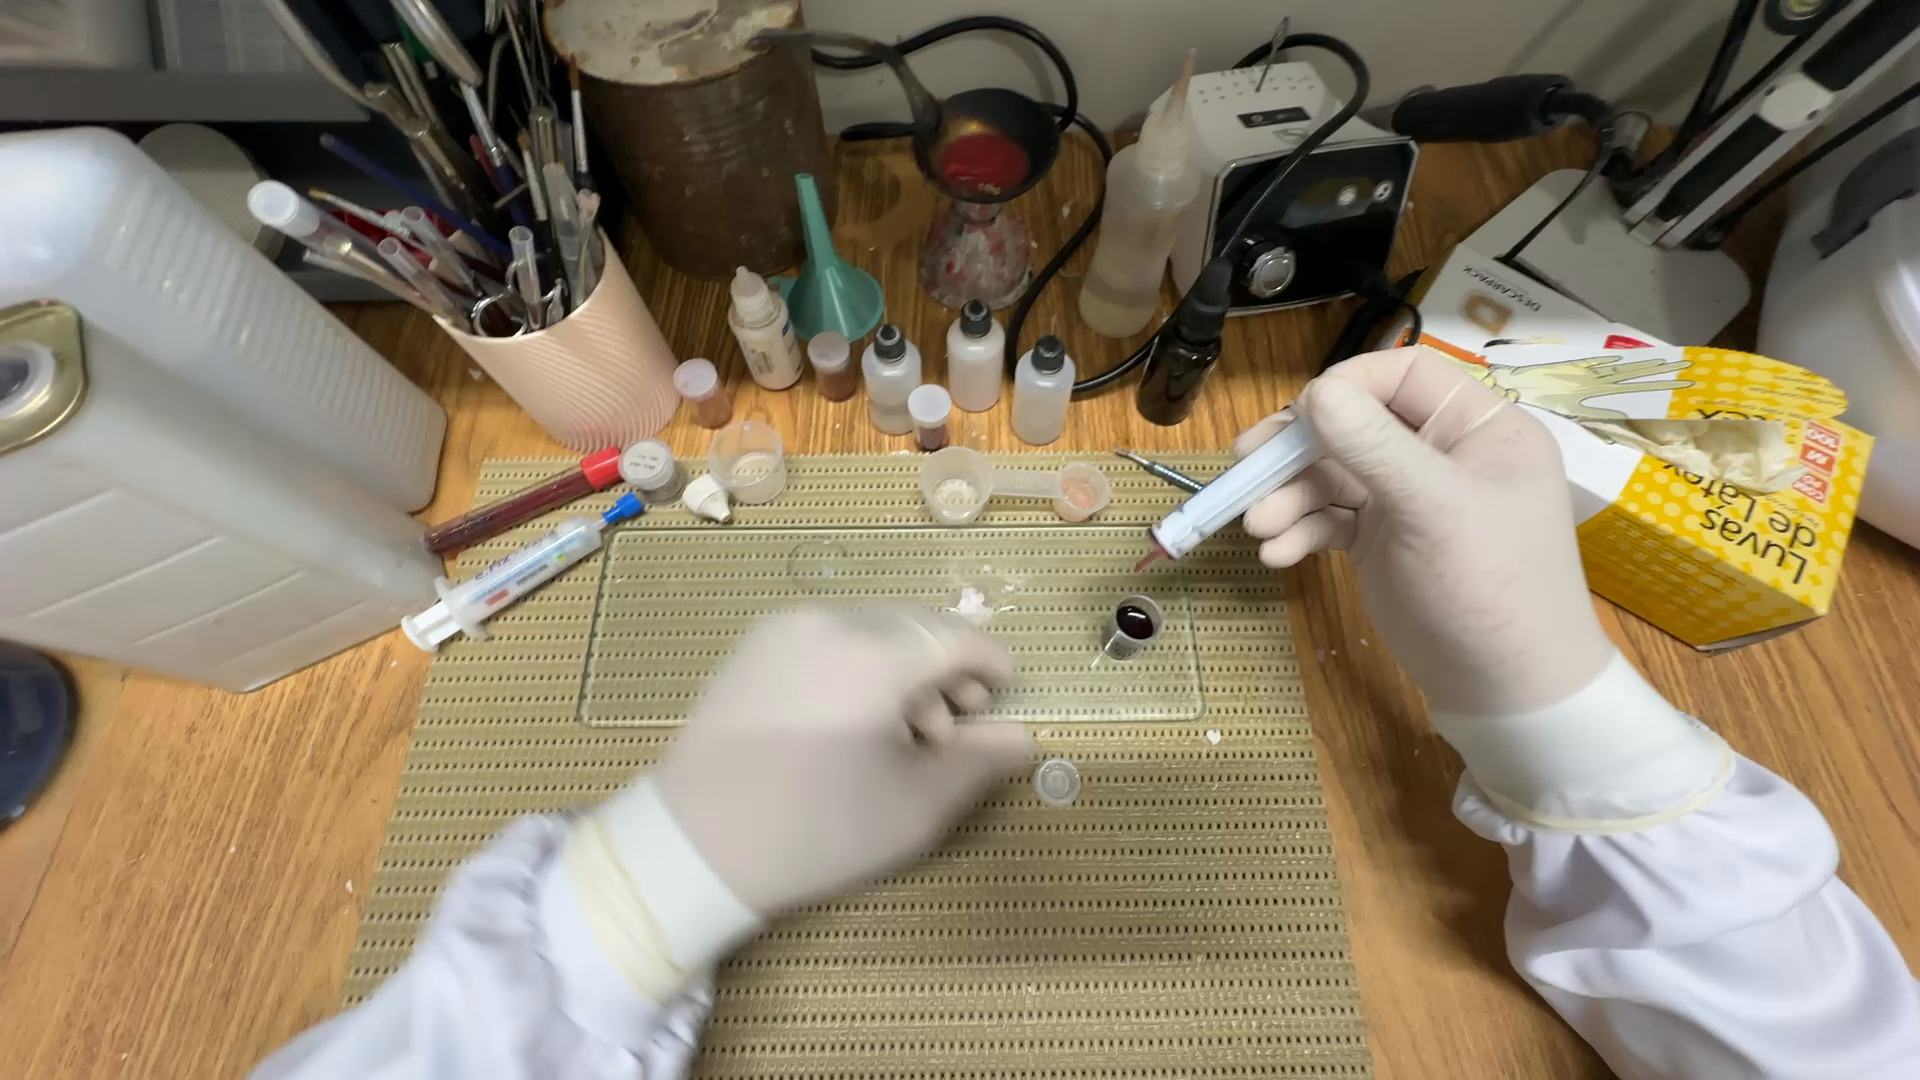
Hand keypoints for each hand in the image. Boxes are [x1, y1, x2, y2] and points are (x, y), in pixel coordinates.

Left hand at [652, 606, 1032, 914]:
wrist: (690, 844)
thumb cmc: (814, 829)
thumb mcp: (911, 807)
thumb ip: (977, 764)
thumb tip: (1023, 739)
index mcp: (874, 655)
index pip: (955, 637)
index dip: (990, 660)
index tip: (1006, 690)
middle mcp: (832, 620)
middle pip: (916, 625)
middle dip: (946, 665)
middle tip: (954, 722)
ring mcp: (788, 625)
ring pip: (874, 625)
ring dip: (905, 664)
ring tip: (906, 727)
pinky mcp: (758, 640)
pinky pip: (832, 633)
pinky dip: (862, 658)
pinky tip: (856, 710)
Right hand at [1235, 346, 1612, 718]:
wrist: (1500, 687)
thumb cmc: (1489, 585)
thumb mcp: (1434, 508)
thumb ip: (1374, 447)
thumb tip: (1315, 392)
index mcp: (1475, 429)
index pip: (1403, 376)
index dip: (1345, 387)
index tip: (1298, 418)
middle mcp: (1435, 455)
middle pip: (1350, 427)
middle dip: (1296, 452)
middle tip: (1245, 463)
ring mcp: (1401, 499)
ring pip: (1328, 477)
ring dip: (1287, 499)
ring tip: (1258, 527)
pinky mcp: (1374, 539)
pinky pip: (1325, 519)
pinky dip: (1298, 532)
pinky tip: (1277, 554)